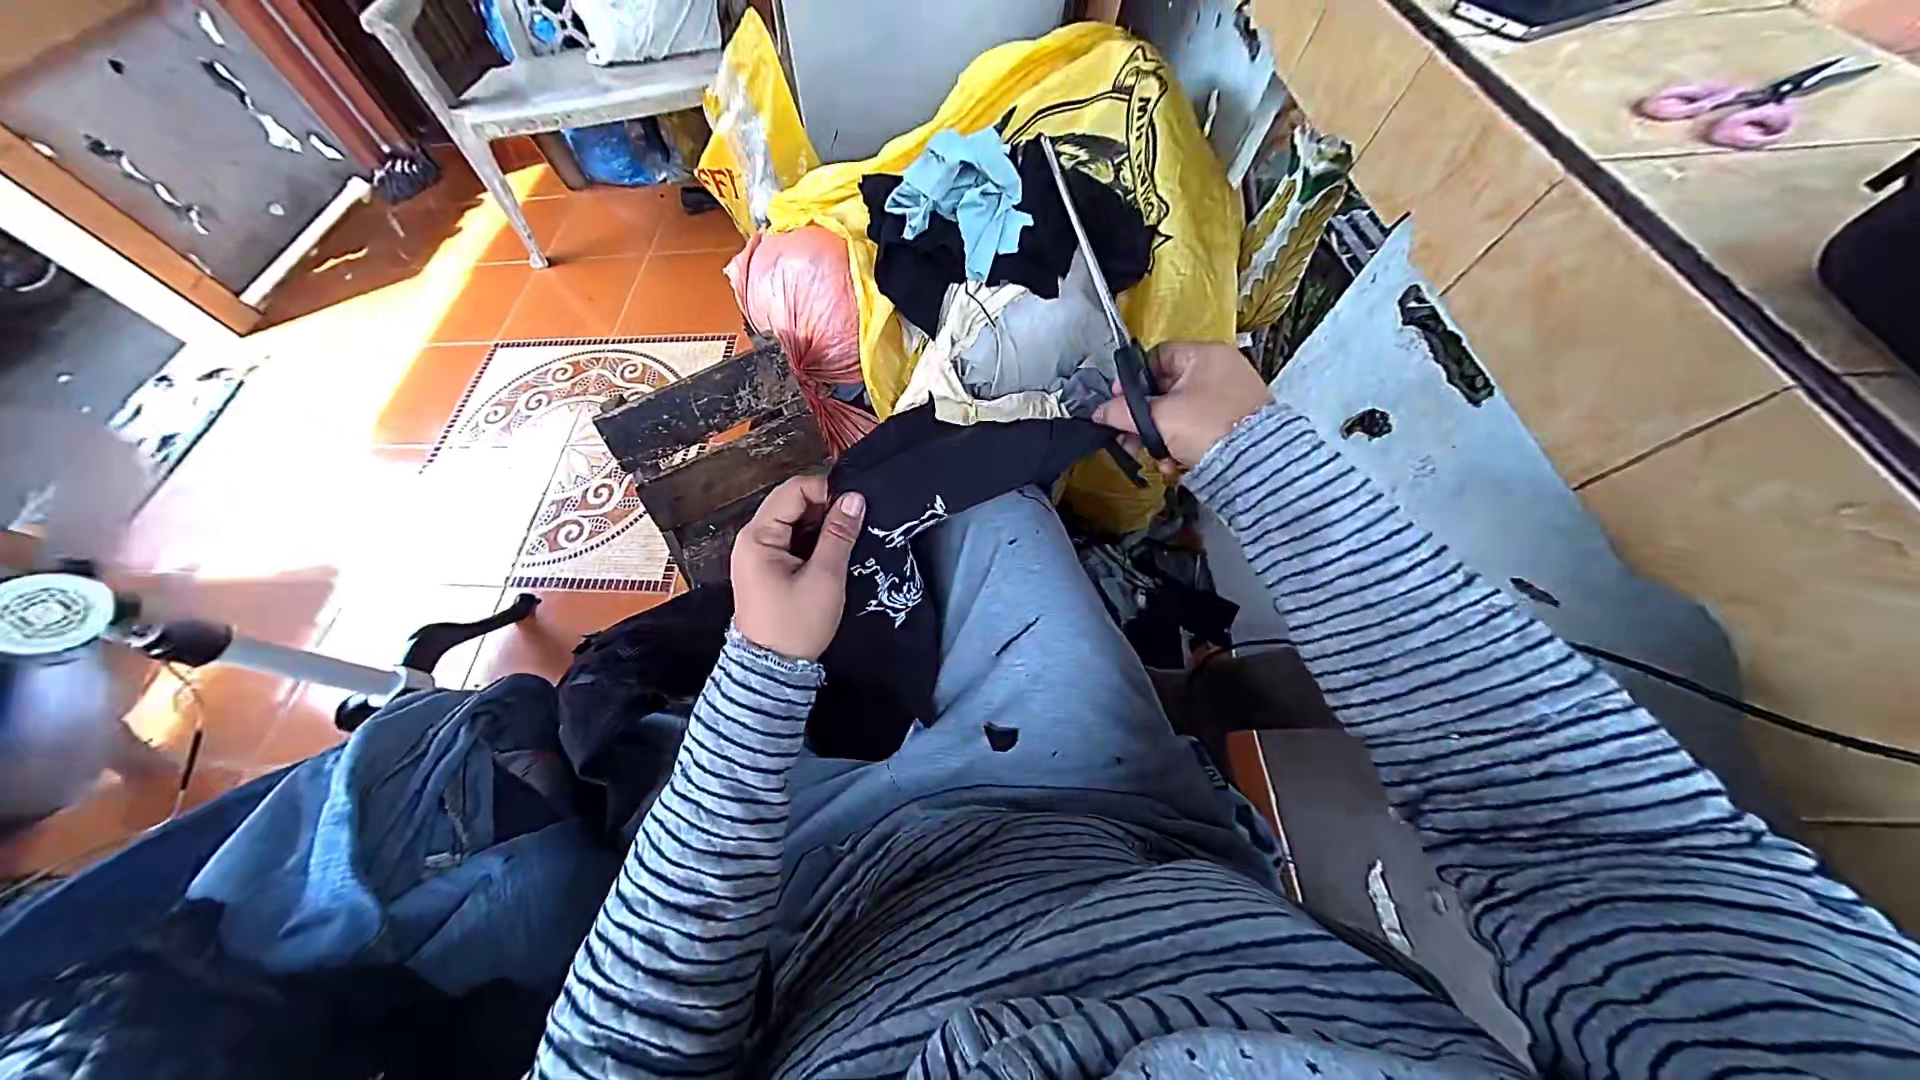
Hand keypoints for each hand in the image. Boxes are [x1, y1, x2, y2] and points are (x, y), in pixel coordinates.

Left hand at [731, 474, 865, 661]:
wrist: (773, 669)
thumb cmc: (796, 625)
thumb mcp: (825, 578)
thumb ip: (839, 534)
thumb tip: (854, 498)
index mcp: (758, 537)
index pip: (793, 490)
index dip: (825, 490)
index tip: (854, 506)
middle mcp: (752, 538)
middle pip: (791, 502)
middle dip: (825, 506)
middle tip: (854, 523)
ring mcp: (757, 552)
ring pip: (794, 520)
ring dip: (821, 523)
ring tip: (847, 538)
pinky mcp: (767, 566)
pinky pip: (792, 538)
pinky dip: (813, 539)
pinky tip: (833, 551)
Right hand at [1093, 342, 1270, 480]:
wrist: (1253, 463)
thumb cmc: (1207, 427)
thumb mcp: (1159, 417)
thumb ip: (1122, 412)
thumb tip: (1099, 412)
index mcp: (1205, 356)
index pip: (1157, 357)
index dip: (1133, 380)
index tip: (1119, 402)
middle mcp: (1220, 371)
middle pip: (1165, 390)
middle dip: (1144, 419)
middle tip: (1128, 437)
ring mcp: (1228, 398)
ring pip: (1178, 414)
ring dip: (1160, 438)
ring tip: (1155, 457)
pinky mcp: (1232, 424)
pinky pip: (1196, 429)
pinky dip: (1181, 446)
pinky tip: (1175, 465)